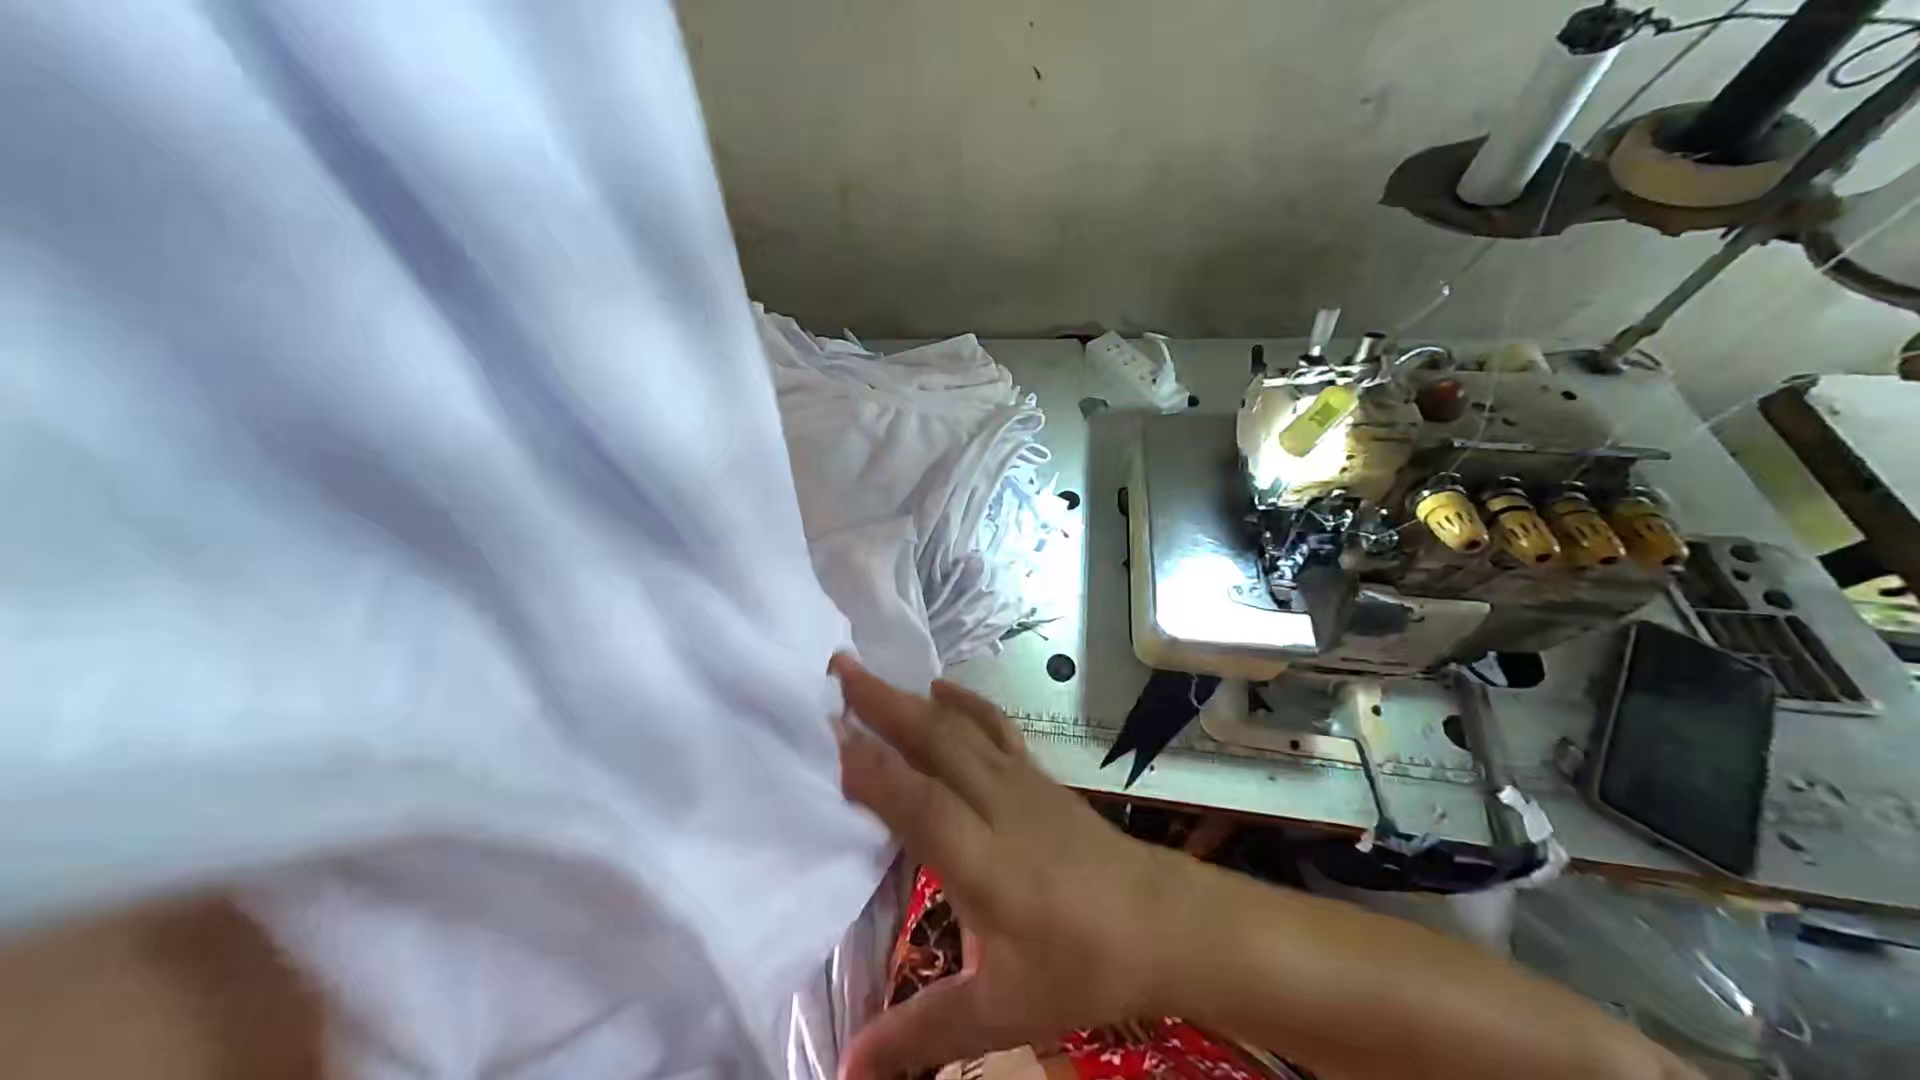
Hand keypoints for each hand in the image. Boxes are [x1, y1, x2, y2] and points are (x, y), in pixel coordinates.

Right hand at [831, 655, 1188, 1079]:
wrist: (1161, 923)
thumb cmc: (1080, 964)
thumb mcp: (1001, 1009)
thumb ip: (921, 1031)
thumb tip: (846, 1070)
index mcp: (984, 860)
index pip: (918, 801)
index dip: (872, 766)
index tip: (827, 730)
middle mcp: (998, 805)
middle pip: (935, 741)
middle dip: (881, 702)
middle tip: (835, 668)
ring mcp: (1020, 781)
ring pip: (959, 727)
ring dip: (911, 697)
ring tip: (867, 673)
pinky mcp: (1036, 775)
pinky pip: (994, 727)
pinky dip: (965, 702)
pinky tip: (942, 688)